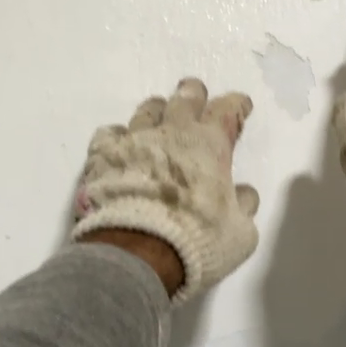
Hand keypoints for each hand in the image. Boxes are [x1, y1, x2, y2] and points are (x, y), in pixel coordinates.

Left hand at [72, 78, 260, 301]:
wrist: (138, 251)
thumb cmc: (197, 240)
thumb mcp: (240, 232)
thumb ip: (243, 206)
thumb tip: (241, 194)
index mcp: (210, 145)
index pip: (227, 110)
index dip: (236, 105)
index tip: (240, 106)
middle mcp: (172, 134)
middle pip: (185, 98)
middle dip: (194, 95)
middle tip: (196, 96)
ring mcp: (134, 141)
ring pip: (147, 111)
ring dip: (157, 112)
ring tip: (159, 118)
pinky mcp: (102, 156)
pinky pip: (109, 133)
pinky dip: (118, 137)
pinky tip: (120, 145)